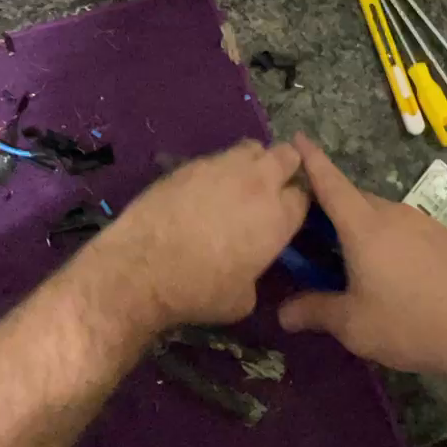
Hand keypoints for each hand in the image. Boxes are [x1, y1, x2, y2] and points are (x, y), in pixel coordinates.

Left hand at [83, 140, 308, 336]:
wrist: (142, 268)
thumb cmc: (199, 291)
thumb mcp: (243, 299)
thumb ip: (256, 274)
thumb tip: (249, 268)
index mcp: (278, 216)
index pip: (305, 195)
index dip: (297, 204)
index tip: (287, 215)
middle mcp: (256, 183)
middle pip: (287, 156)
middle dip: (285, 168)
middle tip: (271, 188)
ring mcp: (221, 167)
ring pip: (252, 148)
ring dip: (252, 162)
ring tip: (238, 184)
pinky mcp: (189, 164)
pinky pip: (215, 158)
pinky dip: (218, 170)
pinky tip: (202, 192)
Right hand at [280, 133, 446, 387]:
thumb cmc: (411, 324)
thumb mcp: (354, 325)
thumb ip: (315, 312)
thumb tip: (283, 314)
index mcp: (364, 226)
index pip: (330, 183)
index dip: (311, 160)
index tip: (297, 137)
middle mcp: (395, 214)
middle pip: (354, 201)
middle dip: (331, 209)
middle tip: (313, 234)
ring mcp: (427, 224)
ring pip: (383, 217)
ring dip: (363, 230)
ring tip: (353, 261)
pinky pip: (409, 232)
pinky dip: (392, 242)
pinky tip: (396, 275)